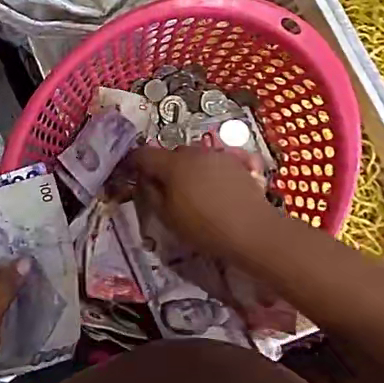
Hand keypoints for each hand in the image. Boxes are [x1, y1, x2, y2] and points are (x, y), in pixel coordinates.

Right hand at [131, 145, 285, 261]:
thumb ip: (150, 193)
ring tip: (193, 193)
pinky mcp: (238, 162)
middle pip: (172, 154)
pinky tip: (216, 193)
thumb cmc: (203, 227)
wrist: (252, 230)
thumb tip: (145, 179)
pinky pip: (214, 163)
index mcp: (172, 164)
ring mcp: (218, 155)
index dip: (133, 162)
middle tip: (166, 191)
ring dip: (189, 170)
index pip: (143, 154)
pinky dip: (209, 173)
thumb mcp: (167, 217)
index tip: (131, 174)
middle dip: (165, 168)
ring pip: (195, 157)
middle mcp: (194, 152)